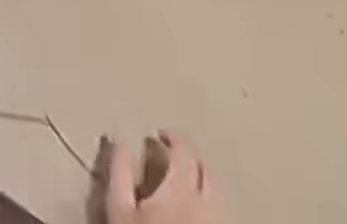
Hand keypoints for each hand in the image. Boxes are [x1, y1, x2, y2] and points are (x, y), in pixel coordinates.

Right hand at [102, 132, 227, 223]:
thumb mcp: (119, 208)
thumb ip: (120, 171)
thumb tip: (119, 140)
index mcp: (181, 190)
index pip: (184, 152)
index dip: (173, 138)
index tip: (160, 134)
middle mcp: (210, 205)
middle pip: (209, 170)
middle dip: (193, 156)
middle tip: (175, 151)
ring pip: (223, 193)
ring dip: (207, 177)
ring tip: (190, 175)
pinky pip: (228, 212)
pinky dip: (215, 200)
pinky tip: (203, 206)